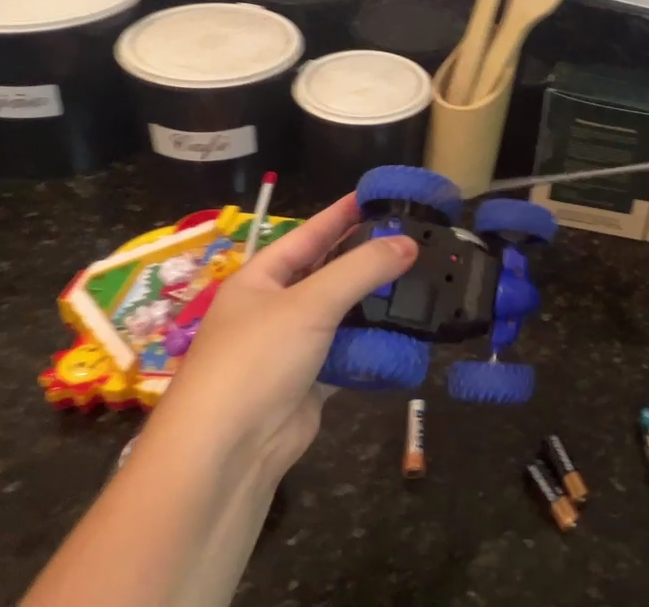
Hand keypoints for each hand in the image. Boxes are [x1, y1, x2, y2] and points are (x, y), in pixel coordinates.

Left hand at [141, 194, 416, 480]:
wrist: (225, 453)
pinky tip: (407, 330)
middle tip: (416, 237)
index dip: (343, 213)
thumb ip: (362, 269)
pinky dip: (375, 343)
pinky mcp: (311, 381)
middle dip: (368, 257)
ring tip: (423, 280)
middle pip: (329, 273)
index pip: (309, 234)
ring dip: (377, 301)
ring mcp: (292, 347)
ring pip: (344, 314)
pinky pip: (350, 352)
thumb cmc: (256, 361)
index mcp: (260, 280)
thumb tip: (409, 243)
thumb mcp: (309, 303)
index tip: (381, 194)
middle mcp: (274, 309)